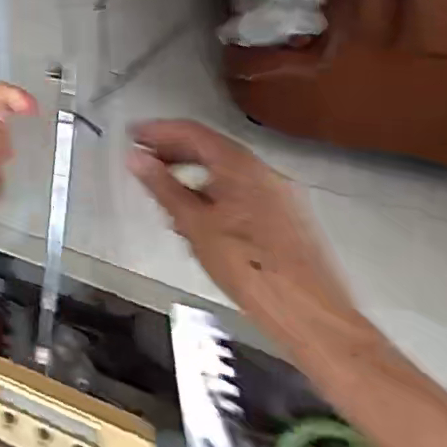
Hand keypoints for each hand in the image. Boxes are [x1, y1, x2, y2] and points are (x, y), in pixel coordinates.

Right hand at [126, 120, 360, 342]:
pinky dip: (215, 192)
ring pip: (226, 172)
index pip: (192, 132)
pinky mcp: (288, 216)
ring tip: (167, 193)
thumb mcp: (195, 226)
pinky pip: (242, 191)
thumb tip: (136, 159)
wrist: (311, 315)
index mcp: (239, 164)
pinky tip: (202, 218)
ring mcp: (279, 192)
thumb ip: (163, 187)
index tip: (135, 135)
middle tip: (145, 161)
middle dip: (174, 152)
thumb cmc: (249, 268)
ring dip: (193, 174)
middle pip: (210, 148)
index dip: (159, 131)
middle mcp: (262, 170)